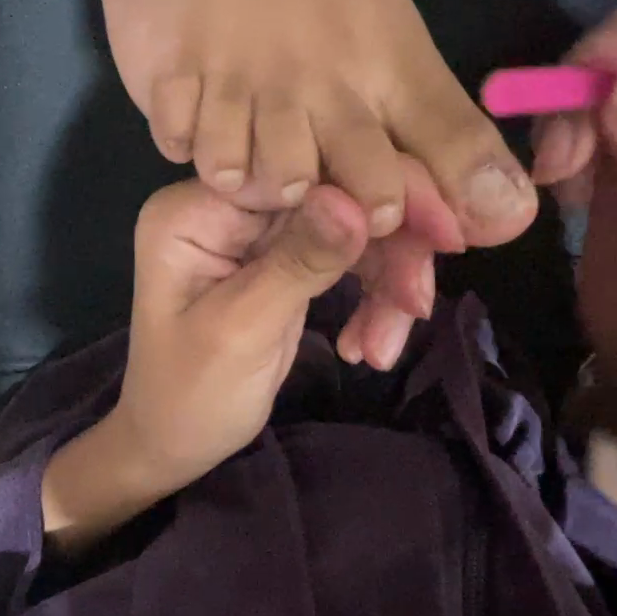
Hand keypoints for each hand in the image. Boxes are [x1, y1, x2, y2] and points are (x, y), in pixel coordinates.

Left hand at [41, 164, 462, 554]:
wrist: (174, 445)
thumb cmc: (189, 395)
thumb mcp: (242, 330)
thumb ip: (299, 263)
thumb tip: (358, 200)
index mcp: (197, 207)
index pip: (300, 170)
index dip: (377, 190)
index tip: (442, 232)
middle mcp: (229, 204)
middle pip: (338, 192)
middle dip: (390, 248)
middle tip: (420, 304)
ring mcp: (259, 231)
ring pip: (355, 225)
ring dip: (387, 283)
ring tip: (383, 348)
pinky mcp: (284, 258)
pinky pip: (351, 257)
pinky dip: (373, 300)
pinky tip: (369, 347)